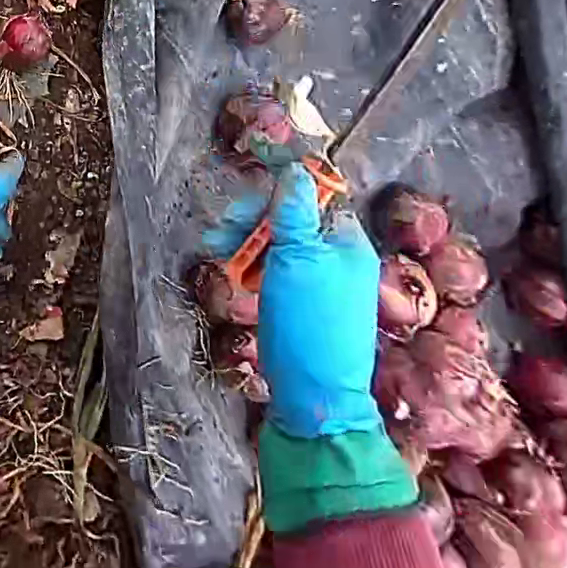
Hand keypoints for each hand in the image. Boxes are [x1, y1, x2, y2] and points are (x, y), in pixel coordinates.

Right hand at [212, 164, 383, 438]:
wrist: (315, 399)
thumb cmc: (309, 323)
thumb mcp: (298, 259)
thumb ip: (296, 212)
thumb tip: (296, 168)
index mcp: (347, 244)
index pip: (316, 199)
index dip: (282, 193)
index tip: (246, 197)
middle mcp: (339, 260)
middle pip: (295, 223)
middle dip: (256, 221)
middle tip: (222, 230)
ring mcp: (323, 286)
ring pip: (283, 249)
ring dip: (251, 245)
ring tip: (219, 250)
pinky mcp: (305, 307)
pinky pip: (280, 274)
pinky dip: (257, 269)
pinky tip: (235, 275)